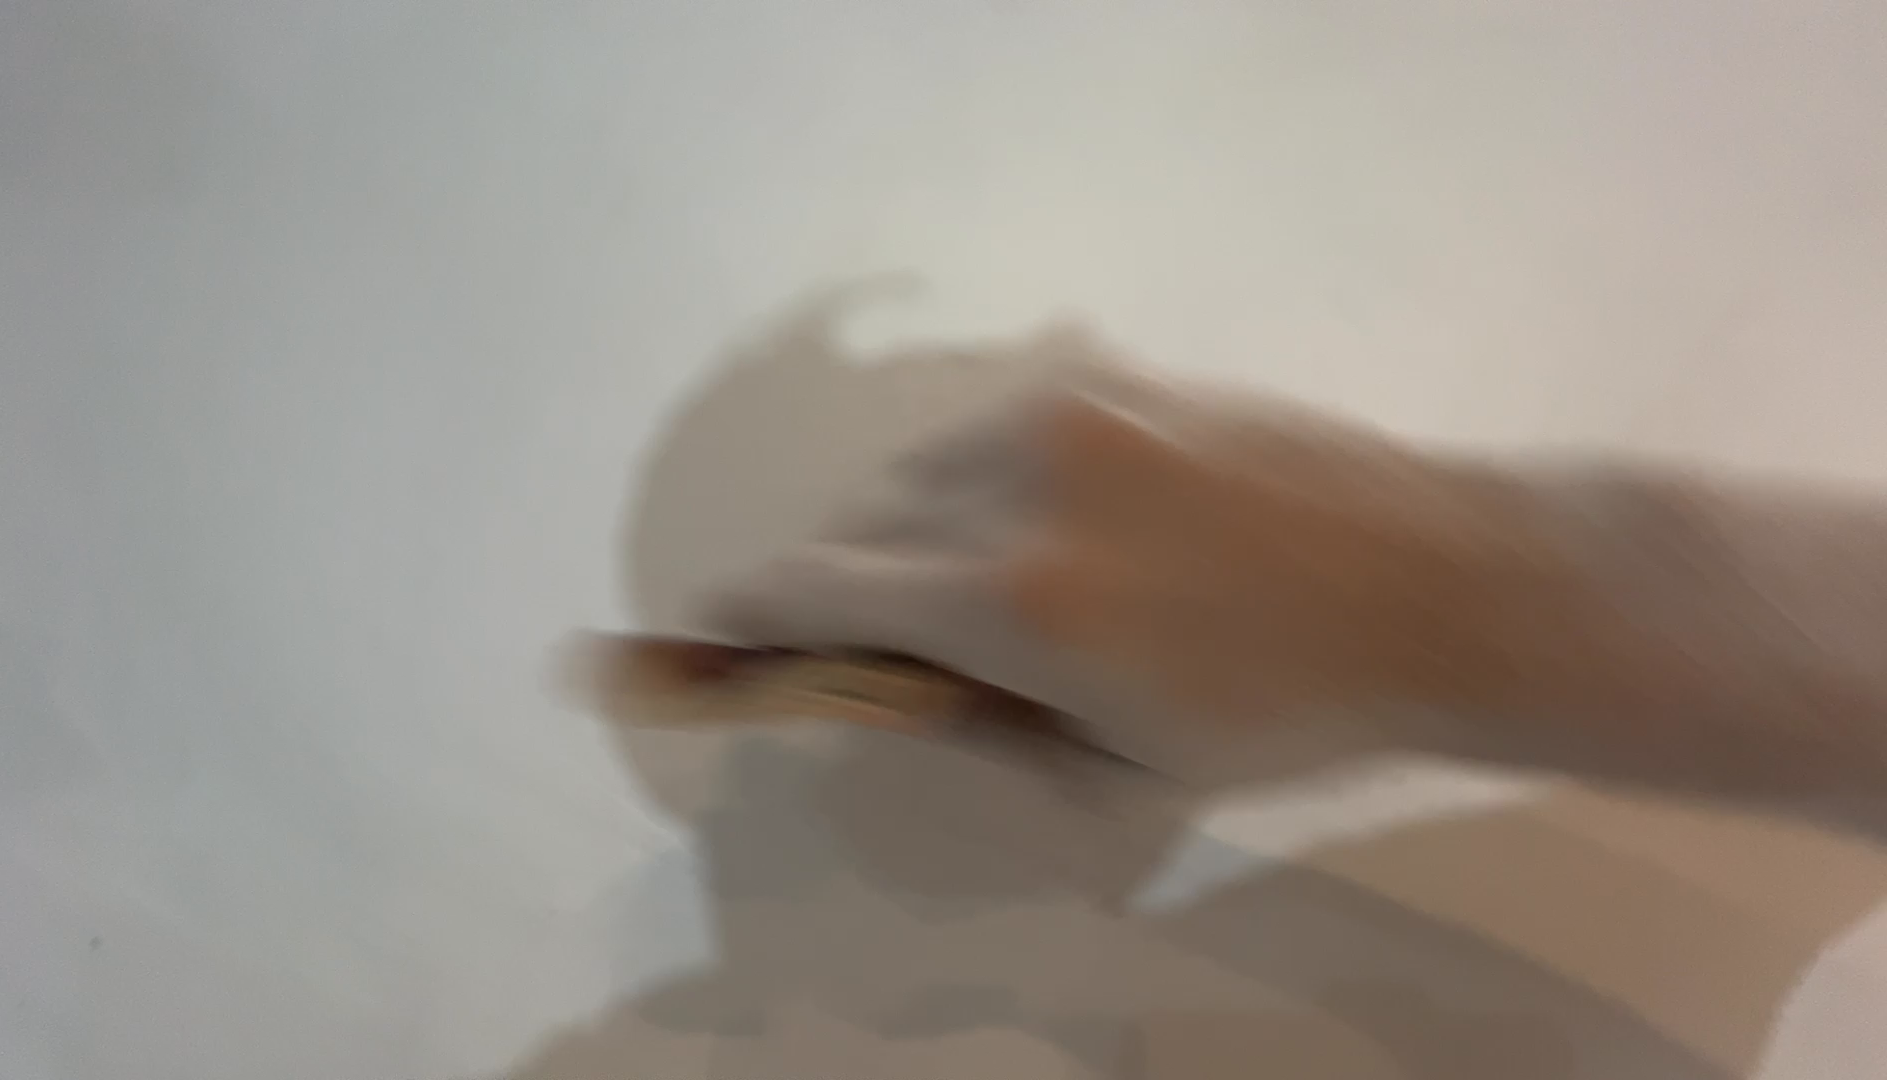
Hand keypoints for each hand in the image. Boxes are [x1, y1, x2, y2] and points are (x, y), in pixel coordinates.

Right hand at [700, 323, 1528, 790]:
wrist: (1433, 585)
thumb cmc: (1278, 711)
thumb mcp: (1111, 769)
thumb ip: (975, 720)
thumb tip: (888, 681)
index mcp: (1010, 598)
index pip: (818, 589)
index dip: (744, 611)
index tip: (702, 625)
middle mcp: (1011, 482)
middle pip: (854, 524)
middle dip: (832, 582)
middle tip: (860, 630)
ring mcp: (1057, 412)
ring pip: (914, 473)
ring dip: (899, 532)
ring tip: (956, 581)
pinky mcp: (1102, 381)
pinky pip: (981, 440)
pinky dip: (965, 490)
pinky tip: (1027, 523)